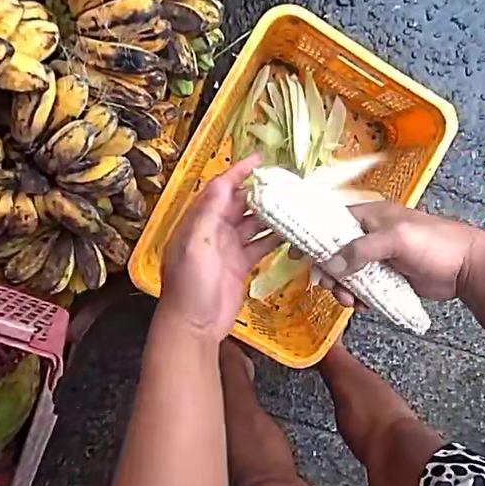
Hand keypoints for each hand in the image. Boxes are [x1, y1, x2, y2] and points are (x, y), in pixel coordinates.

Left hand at [158, 154, 277, 340]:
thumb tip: (223, 181)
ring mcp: (228, 248)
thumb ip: (208, 213)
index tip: (261, 160)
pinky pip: (259, 245)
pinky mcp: (240, 265)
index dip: (239, 172)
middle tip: (287, 182)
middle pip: (239, 203)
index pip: (220, 188)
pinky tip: (291, 232)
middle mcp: (213, 230)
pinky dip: (273, 238)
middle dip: (260, 191)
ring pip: (252, 223)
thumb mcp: (195, 245)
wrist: (194, 325)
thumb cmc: (189, 285)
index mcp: (199, 221)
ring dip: (270, 214)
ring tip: (294, 203)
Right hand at [318, 203, 484, 302]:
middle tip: (329, 287)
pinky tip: (363, 306)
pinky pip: (364, 287)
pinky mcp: (388, 277)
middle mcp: (370, 235)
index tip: (295, 254)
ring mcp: (379, 257)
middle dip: (329, 272)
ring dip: (343, 288)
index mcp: (370, 216)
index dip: (312, 237)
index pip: (331, 222)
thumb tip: (332, 265)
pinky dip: (359, 297)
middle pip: (335, 253)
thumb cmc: (435, 243)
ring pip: (348, 273)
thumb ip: (362, 250)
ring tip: (350, 301)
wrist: (467, 266)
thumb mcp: (396, 240)